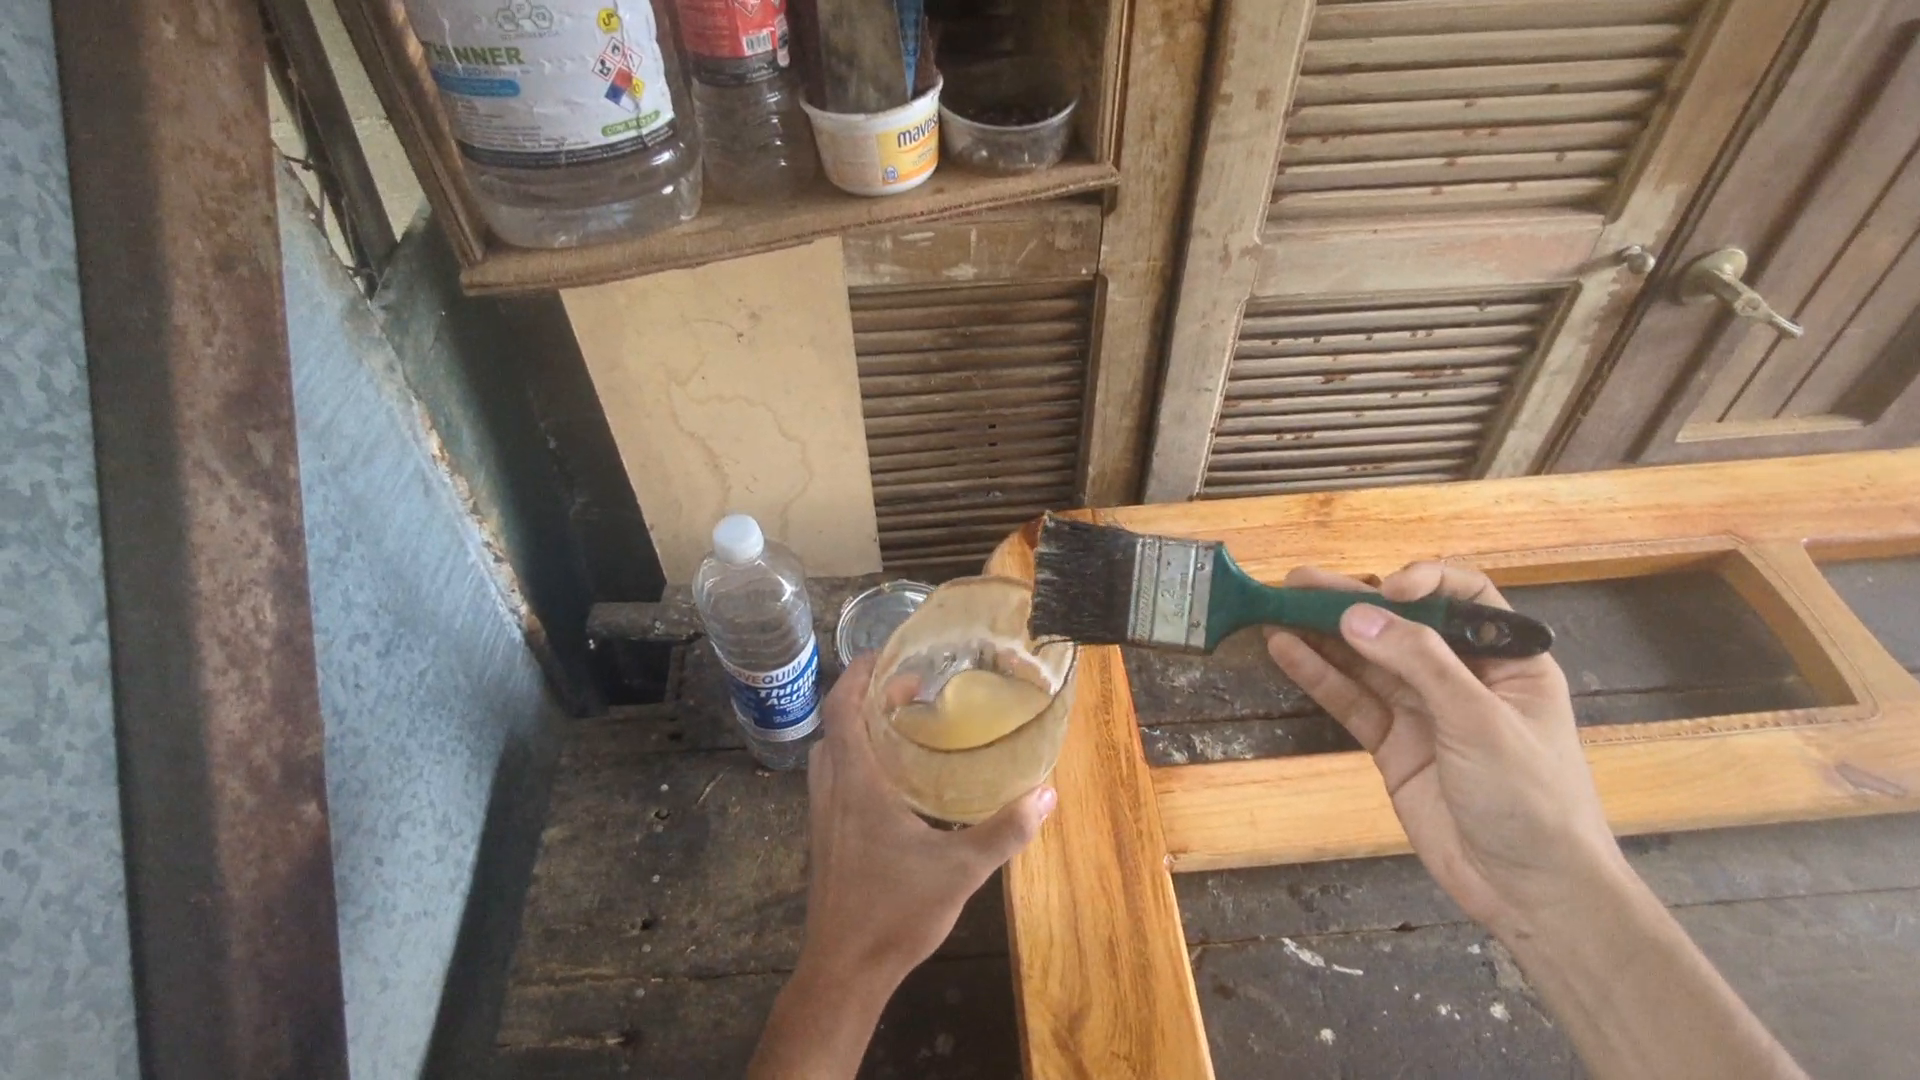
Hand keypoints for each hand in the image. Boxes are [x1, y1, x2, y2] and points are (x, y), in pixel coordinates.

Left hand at [799, 653, 1055, 984]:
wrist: (844, 970)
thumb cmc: (894, 912)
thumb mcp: (960, 869)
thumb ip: (1005, 830)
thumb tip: (1047, 793)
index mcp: (856, 782)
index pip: (842, 707)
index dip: (859, 673)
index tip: (888, 654)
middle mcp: (831, 789)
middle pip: (835, 724)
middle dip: (866, 697)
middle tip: (909, 689)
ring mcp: (822, 815)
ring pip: (831, 752)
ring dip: (858, 729)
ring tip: (902, 725)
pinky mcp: (824, 837)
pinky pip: (834, 778)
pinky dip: (856, 759)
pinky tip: (893, 780)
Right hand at [1263, 563, 1622, 938]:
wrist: (1531, 892)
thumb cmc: (1530, 798)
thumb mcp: (1480, 722)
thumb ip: (1419, 663)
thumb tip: (1355, 615)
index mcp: (1507, 659)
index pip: (1464, 597)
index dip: (1423, 582)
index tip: (1384, 592)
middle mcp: (1462, 677)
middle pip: (1401, 625)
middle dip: (1351, 602)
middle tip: (1297, 583)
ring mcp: (1422, 711)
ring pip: (1366, 660)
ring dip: (1323, 635)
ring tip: (1276, 608)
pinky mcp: (1391, 743)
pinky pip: (1351, 700)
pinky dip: (1318, 675)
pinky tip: (1285, 650)